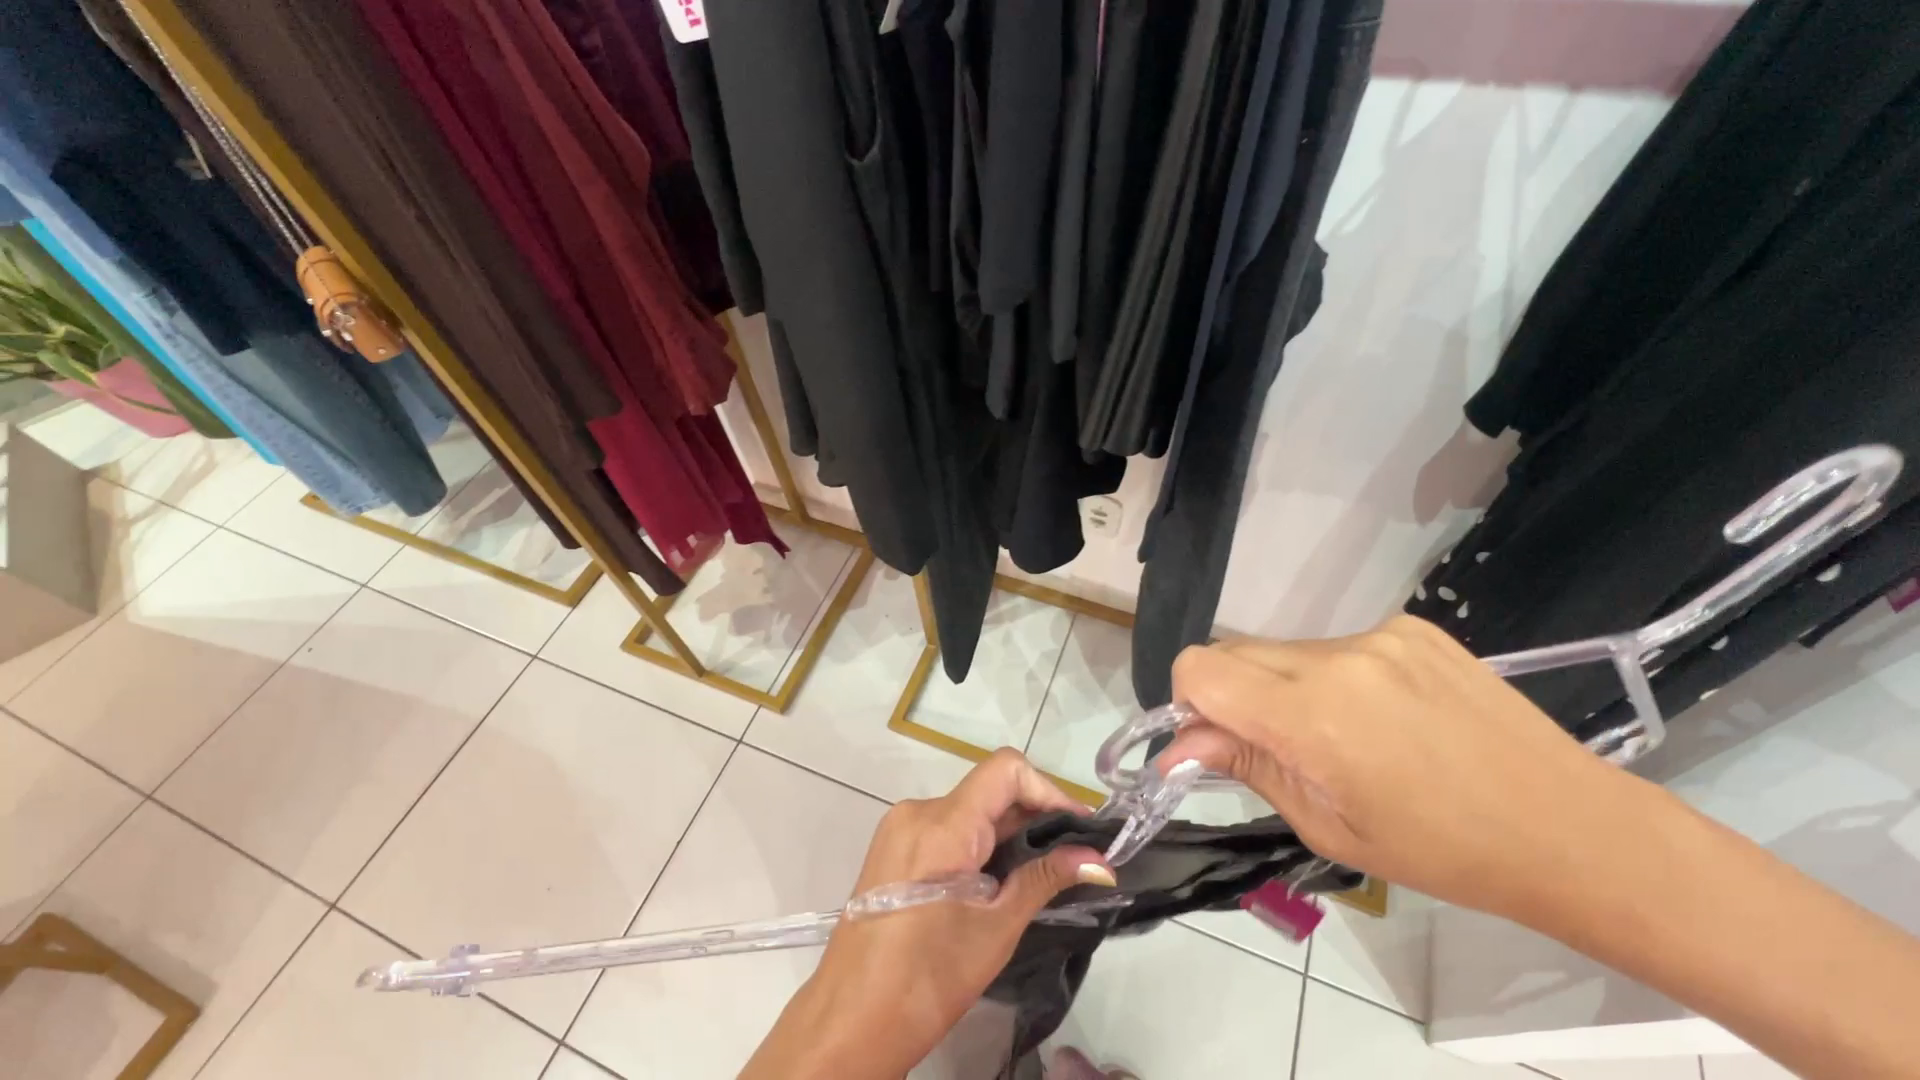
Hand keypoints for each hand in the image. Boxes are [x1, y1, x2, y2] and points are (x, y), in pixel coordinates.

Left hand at [741, 750, 1112, 1079]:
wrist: (851, 1021)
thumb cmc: (928, 979)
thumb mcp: (996, 928)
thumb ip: (1046, 879)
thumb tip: (1100, 860)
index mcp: (941, 824)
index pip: (1006, 770)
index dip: (1049, 791)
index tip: (1081, 831)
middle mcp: (917, 812)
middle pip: (989, 790)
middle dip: (1035, 818)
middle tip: (1073, 859)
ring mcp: (900, 829)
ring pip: (969, 811)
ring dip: (1008, 834)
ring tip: (1041, 875)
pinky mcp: (893, 849)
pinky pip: (947, 829)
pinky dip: (979, 845)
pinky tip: (998, 882)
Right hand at [1160, 616, 1643, 919]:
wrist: (1567, 826)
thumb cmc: (1440, 851)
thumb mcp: (1327, 827)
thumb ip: (1247, 768)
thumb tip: (1179, 747)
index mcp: (1311, 715)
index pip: (1200, 668)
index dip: (1189, 703)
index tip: (1216, 742)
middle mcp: (1337, 657)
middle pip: (1235, 652)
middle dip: (1233, 697)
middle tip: (1277, 751)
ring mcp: (1380, 635)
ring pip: (1285, 651)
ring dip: (1285, 688)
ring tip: (1343, 739)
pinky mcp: (1413, 628)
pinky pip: (1337, 646)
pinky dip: (1333, 678)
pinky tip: (1384, 718)